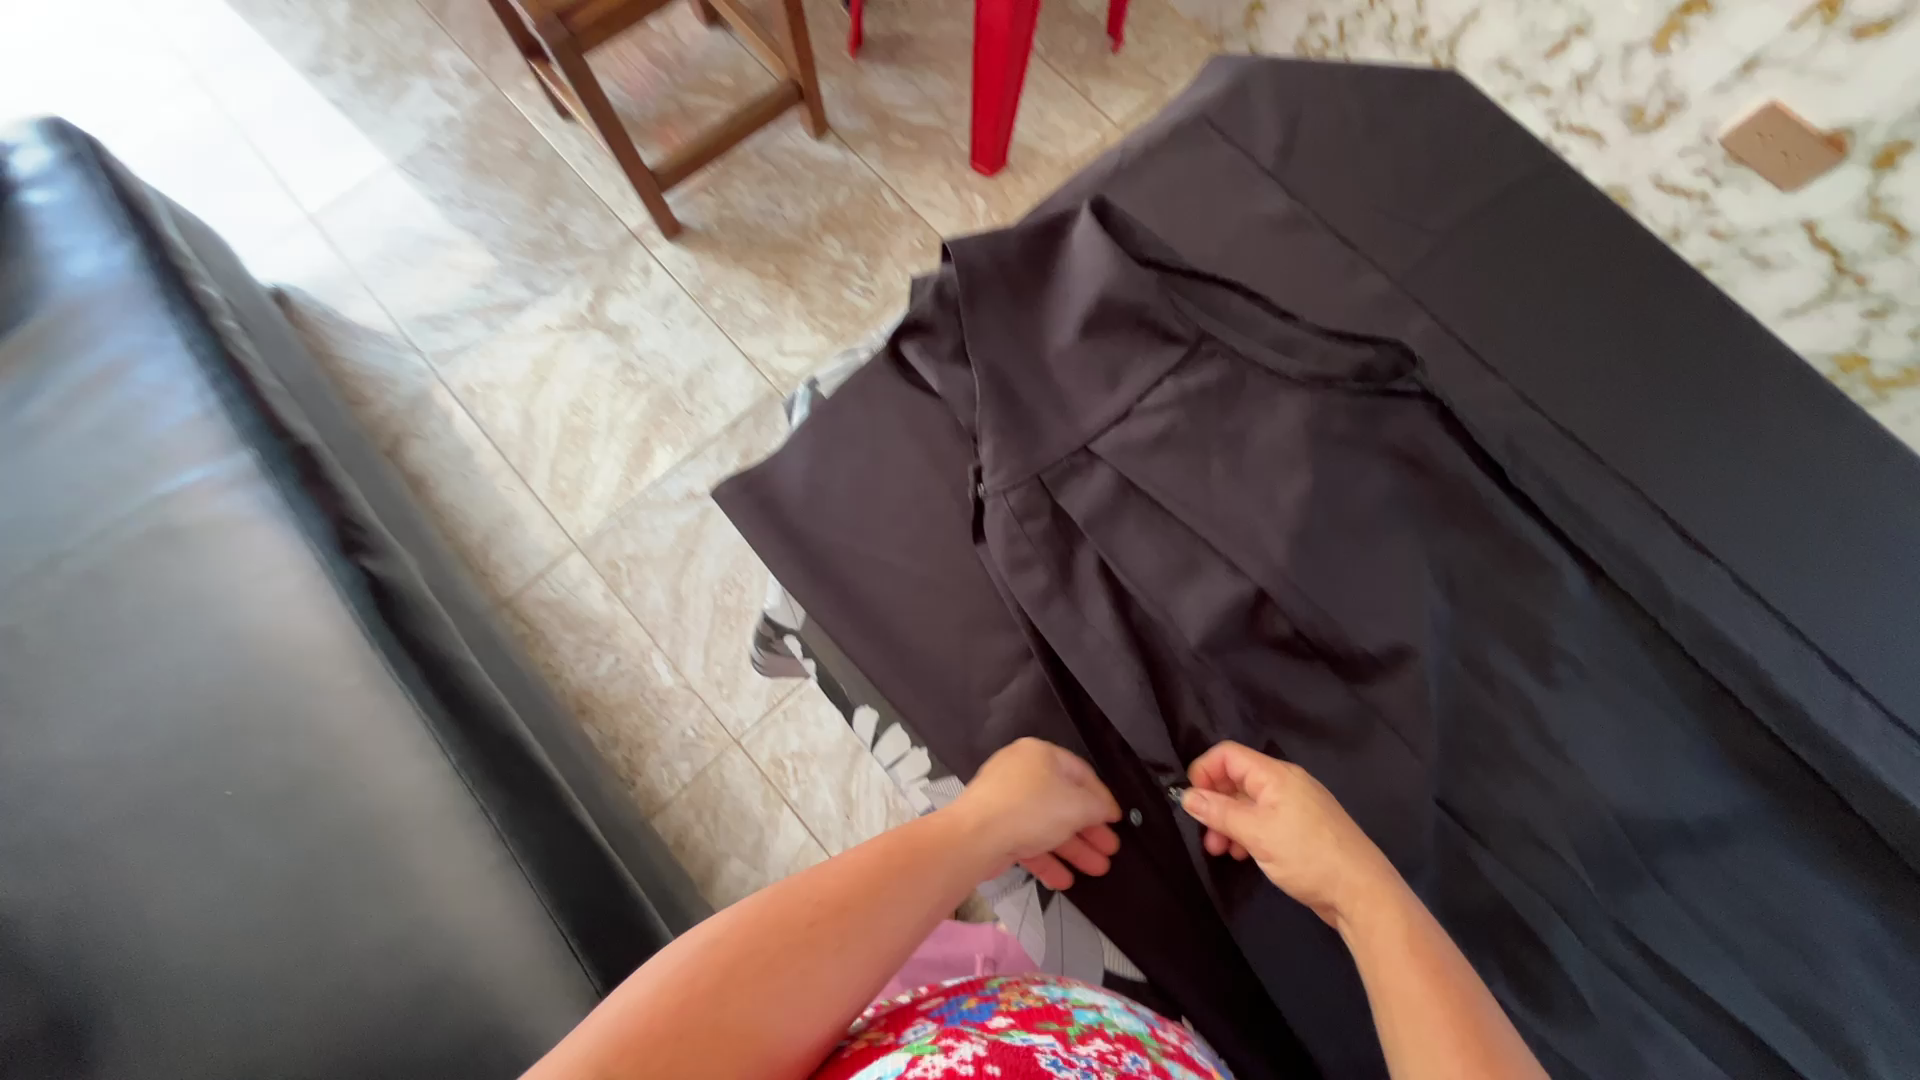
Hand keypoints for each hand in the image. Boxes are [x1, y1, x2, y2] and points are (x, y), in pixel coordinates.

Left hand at [944, 738, 1122, 890]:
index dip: (1102, 798)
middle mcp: (1022, 772)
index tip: (1117, 821)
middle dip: (1089, 829)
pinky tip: (1064, 880)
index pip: (1080, 773)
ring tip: (1097, 870)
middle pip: (1064, 801)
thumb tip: (1107, 809)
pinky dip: (1047, 858)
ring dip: (1073, 848)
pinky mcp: (996, 827)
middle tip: (1110, 850)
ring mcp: (1006, 800)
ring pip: (1047, 824)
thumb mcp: (1076, 805)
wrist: (974, 836)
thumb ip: (1098, 806)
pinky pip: (1028, 840)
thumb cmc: (1030, 809)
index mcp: (1040, 754)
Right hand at [1181, 741, 1399, 929]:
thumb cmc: (1307, 855)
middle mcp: (1286, 783)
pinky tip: (1243, 855)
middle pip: (1236, 779)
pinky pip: (1264, 820)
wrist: (1363, 894)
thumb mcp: (1255, 833)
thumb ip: (1218, 812)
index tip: (1191, 800)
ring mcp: (1296, 807)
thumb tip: (1186, 796)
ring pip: (1248, 803)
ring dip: (1228, 822)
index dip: (1204, 772)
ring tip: (1220, 850)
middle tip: (1204, 834)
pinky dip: (1247, 832)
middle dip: (1214, 803)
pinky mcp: (1302, 829)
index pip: (1228, 755)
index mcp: (1276, 775)